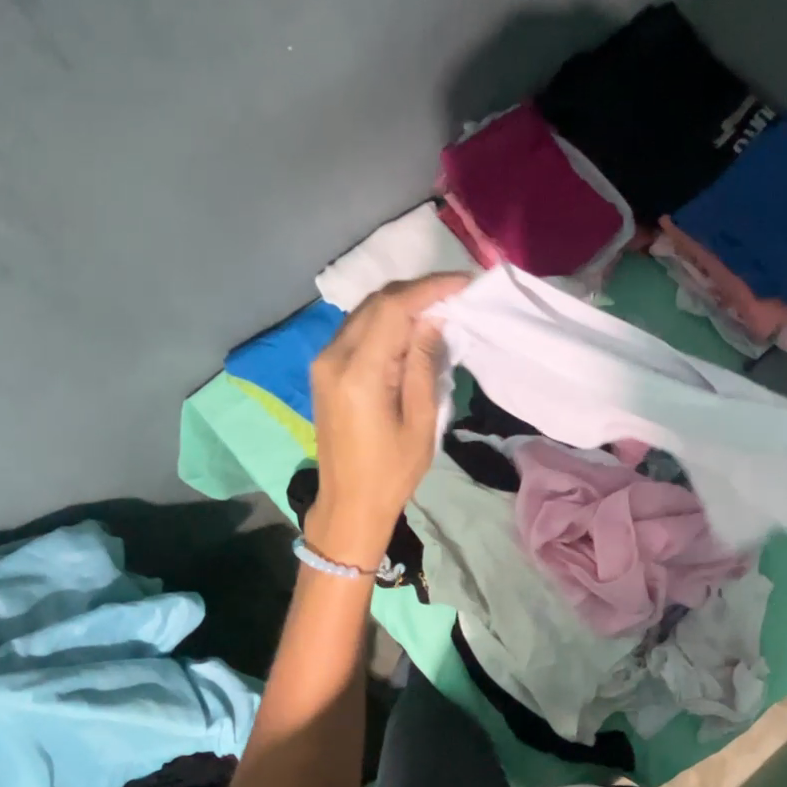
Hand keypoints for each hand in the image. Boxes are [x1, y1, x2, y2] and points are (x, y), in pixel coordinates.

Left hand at [305, 273, 472, 568]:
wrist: (349, 503)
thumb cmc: (392, 471)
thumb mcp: (422, 420)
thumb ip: (425, 364)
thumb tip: (433, 321)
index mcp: (359, 372)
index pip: (393, 309)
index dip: (429, 289)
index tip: (463, 283)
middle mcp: (333, 357)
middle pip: (376, 303)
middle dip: (416, 292)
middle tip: (455, 294)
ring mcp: (324, 363)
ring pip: (365, 314)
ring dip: (401, 305)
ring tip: (439, 309)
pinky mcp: (325, 371)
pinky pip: (358, 331)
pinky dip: (386, 322)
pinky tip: (412, 330)